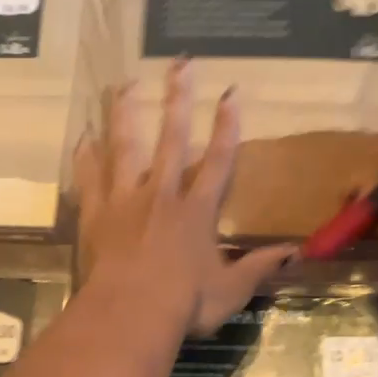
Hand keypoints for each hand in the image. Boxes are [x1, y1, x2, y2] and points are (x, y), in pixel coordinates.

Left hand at [78, 58, 298, 336]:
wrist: (130, 313)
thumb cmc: (184, 304)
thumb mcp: (231, 290)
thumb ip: (259, 268)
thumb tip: (294, 254)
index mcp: (197, 211)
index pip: (218, 160)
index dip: (227, 126)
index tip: (231, 94)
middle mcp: (163, 195)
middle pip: (171, 138)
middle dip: (178, 99)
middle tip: (180, 63)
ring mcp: (126, 201)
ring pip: (125, 147)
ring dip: (126, 113)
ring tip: (125, 84)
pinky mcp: (96, 215)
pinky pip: (89, 179)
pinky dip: (85, 158)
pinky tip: (83, 137)